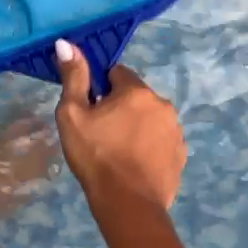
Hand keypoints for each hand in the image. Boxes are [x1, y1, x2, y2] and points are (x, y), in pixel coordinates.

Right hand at [53, 41, 185, 214]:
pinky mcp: (181, 156)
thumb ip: (73, 76)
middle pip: (134, 95)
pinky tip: (132, 162)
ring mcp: (176, 132)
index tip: (89, 108)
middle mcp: (163, 105)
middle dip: (118, 106)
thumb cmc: (96, 154)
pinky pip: (159, 139)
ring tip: (115, 149)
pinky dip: (147, 145)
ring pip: (148, 118)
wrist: (128, 204)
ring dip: (135, 125)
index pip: (115, 73)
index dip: (99, 88)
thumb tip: (66, 43)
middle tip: (99, 130)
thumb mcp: (72, 113)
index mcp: (137, 91)